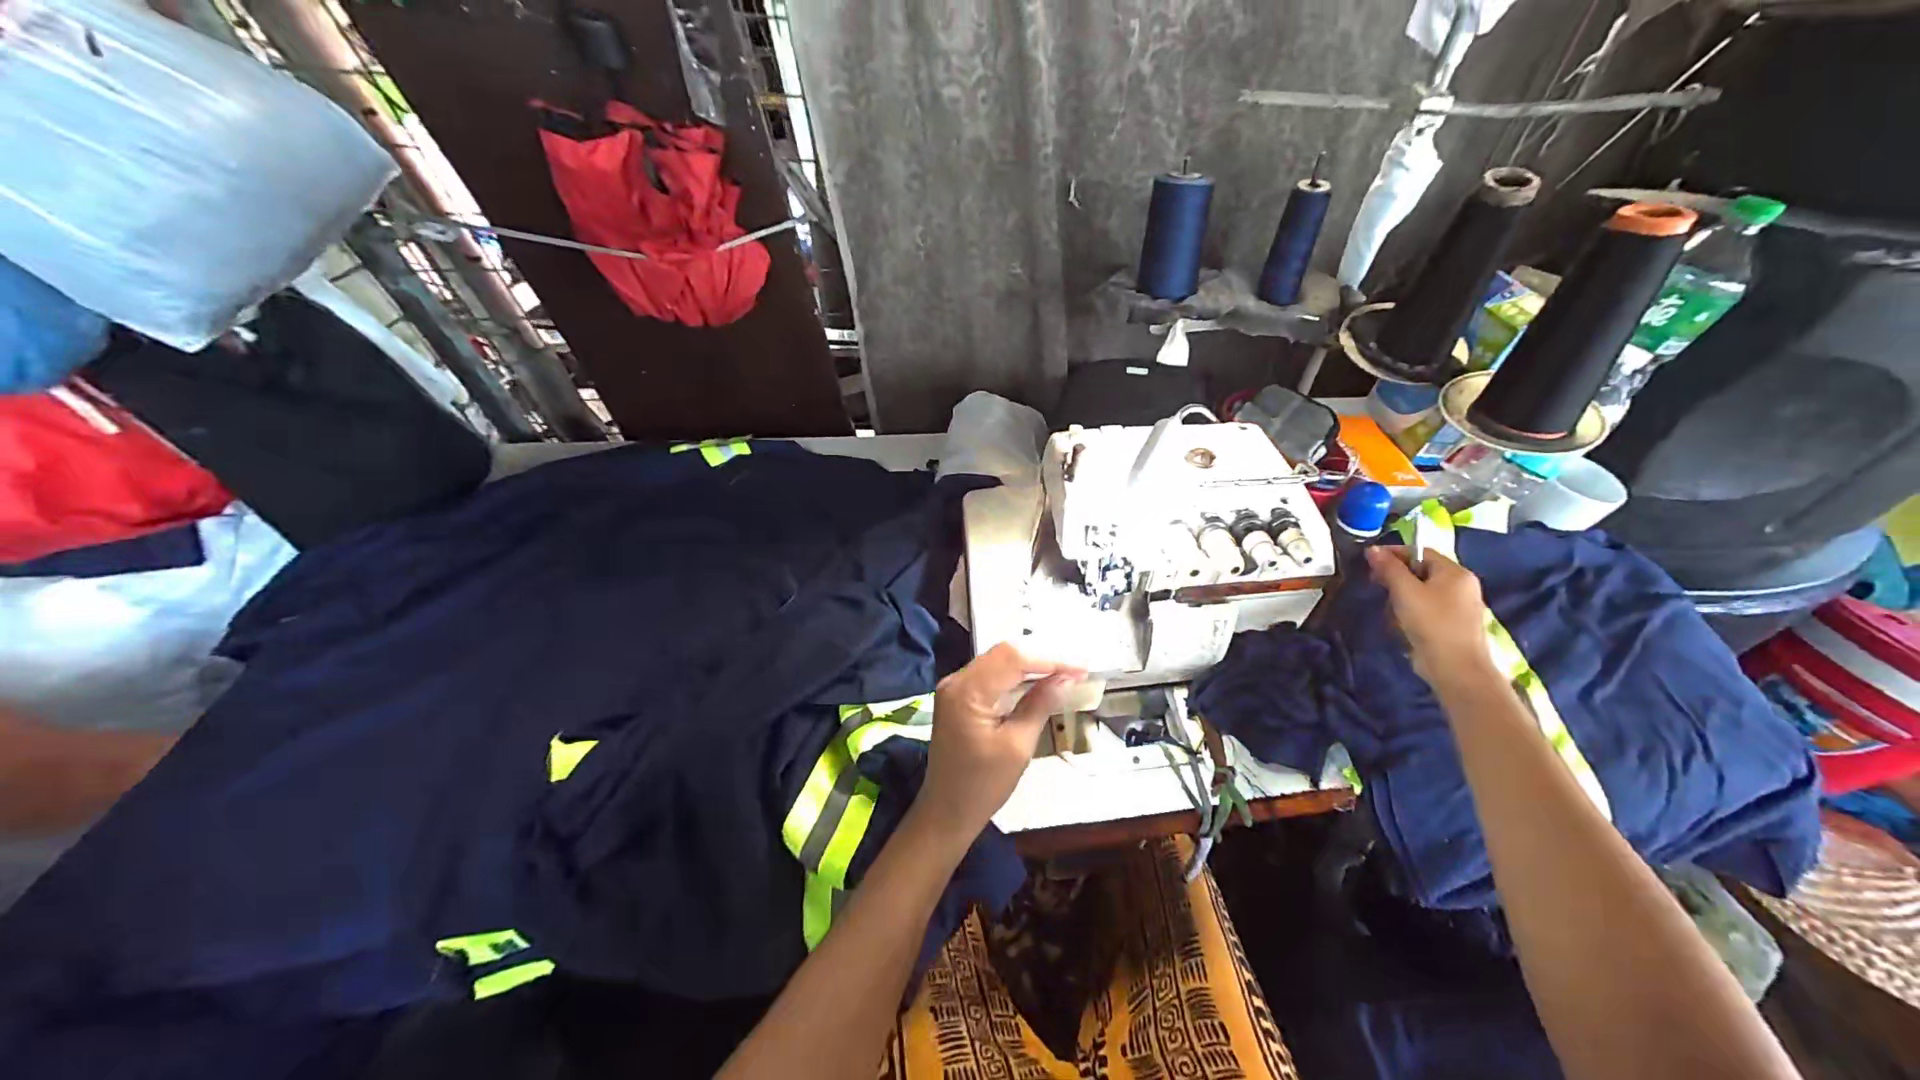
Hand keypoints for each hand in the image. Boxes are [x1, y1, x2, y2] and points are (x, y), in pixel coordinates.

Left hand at [917, 644, 1084, 838]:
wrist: (946, 812)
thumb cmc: (982, 786)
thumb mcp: (1018, 746)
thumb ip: (1040, 704)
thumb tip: (1065, 677)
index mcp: (966, 691)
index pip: (1012, 657)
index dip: (1050, 658)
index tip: (1082, 667)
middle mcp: (956, 681)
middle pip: (1003, 654)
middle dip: (1042, 657)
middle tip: (1077, 667)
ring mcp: (954, 688)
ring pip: (998, 661)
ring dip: (1031, 665)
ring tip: (1065, 672)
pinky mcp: (958, 697)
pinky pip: (991, 675)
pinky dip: (1016, 676)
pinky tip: (1039, 682)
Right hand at [1366, 545, 1495, 685]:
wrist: (1456, 667)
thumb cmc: (1431, 623)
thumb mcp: (1405, 592)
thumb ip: (1389, 568)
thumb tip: (1372, 549)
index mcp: (1455, 573)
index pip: (1421, 552)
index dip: (1394, 553)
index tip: (1370, 562)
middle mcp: (1462, 585)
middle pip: (1422, 571)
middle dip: (1396, 578)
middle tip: (1376, 585)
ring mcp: (1459, 606)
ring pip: (1422, 591)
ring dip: (1402, 597)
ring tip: (1390, 610)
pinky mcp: (1452, 624)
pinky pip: (1427, 608)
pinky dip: (1411, 611)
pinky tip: (1401, 623)